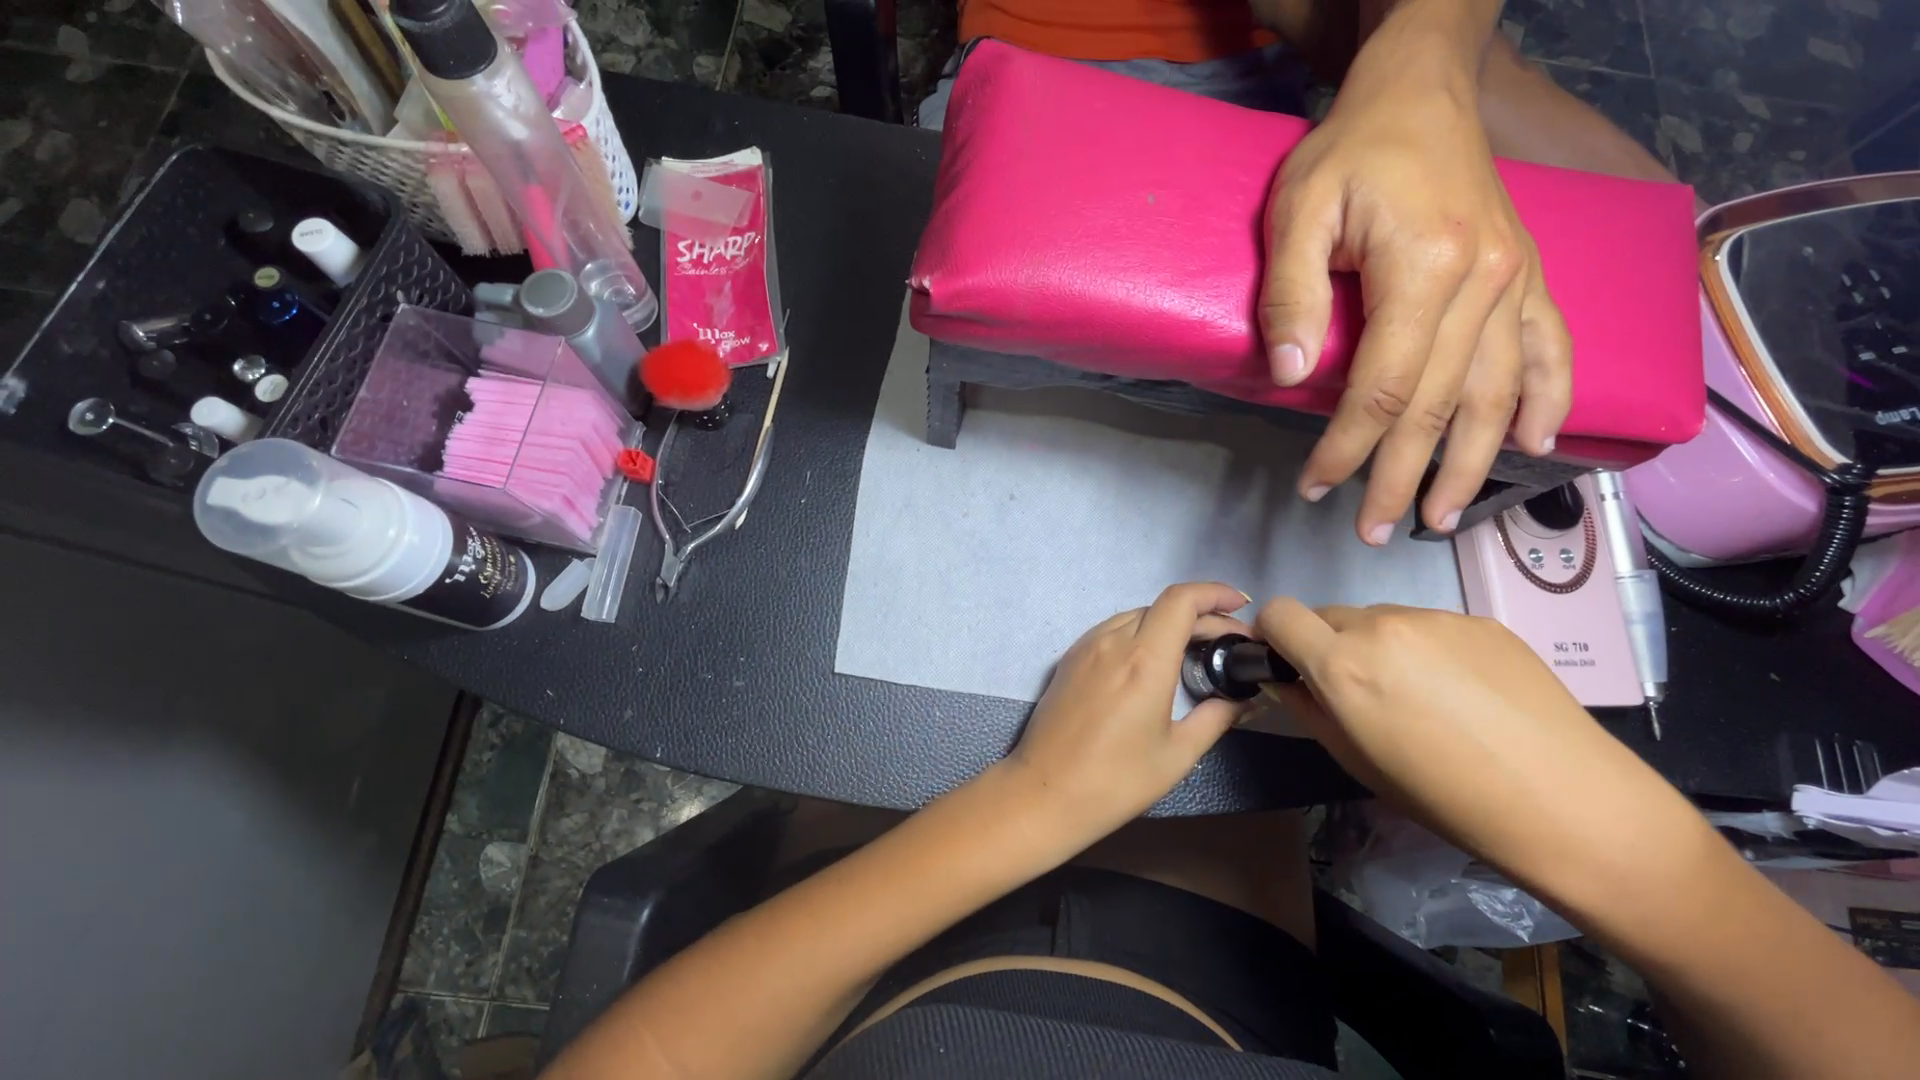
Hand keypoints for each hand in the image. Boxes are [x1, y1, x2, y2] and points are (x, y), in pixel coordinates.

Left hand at [1003, 583, 1255, 843]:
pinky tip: (1151, 660)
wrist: (1044, 794)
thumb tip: (1243, 700)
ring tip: (1194, 650)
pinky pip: (1111, 631)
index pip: (1181, 600)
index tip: (1240, 605)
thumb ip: (1216, 718)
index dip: (1215, 593)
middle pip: (1161, 607)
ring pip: (1135, 616)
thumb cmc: (1116, 781)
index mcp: (1144, 659)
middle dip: (1200, 616)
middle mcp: (1112, 642)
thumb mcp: (1178, 754)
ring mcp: (1085, 648)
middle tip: (1227, 644)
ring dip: (1168, 623)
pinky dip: (1139, 633)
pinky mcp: (1069, 660)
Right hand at [1254, 599, 1696, 889]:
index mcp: (1342, 664)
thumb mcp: (1355, 761)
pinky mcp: (1480, 620)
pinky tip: (1466, 692)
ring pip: (1381, 619)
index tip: (1289, 663)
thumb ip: (1308, 709)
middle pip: (1329, 614)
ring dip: (1380, 646)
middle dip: (1329, 645)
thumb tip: (1286, 681)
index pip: (1279, 613)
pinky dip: (1427, 649)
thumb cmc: (1444, 797)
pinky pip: (1430, 625)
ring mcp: (1436, 617)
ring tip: (1423, 696)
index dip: (1274, 635)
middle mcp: (1382, 626)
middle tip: (1362, 692)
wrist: (1565, 800)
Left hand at [1259, 13, 1571, 543]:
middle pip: (1442, 408)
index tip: (1316, 487)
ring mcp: (1516, 281)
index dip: (1347, 447)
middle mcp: (1485, 284)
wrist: (1420, 95)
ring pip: (1500, 394)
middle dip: (1400, 477)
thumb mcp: (1297, 210)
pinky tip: (1536, 444)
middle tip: (1371, 531)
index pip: (1384, 388)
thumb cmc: (1350, 152)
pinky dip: (1548, 400)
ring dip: (1473, 464)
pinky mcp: (1527, 276)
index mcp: (1426, 269)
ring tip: (1441, 516)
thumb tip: (1290, 375)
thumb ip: (1292, 295)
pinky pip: (1551, 349)